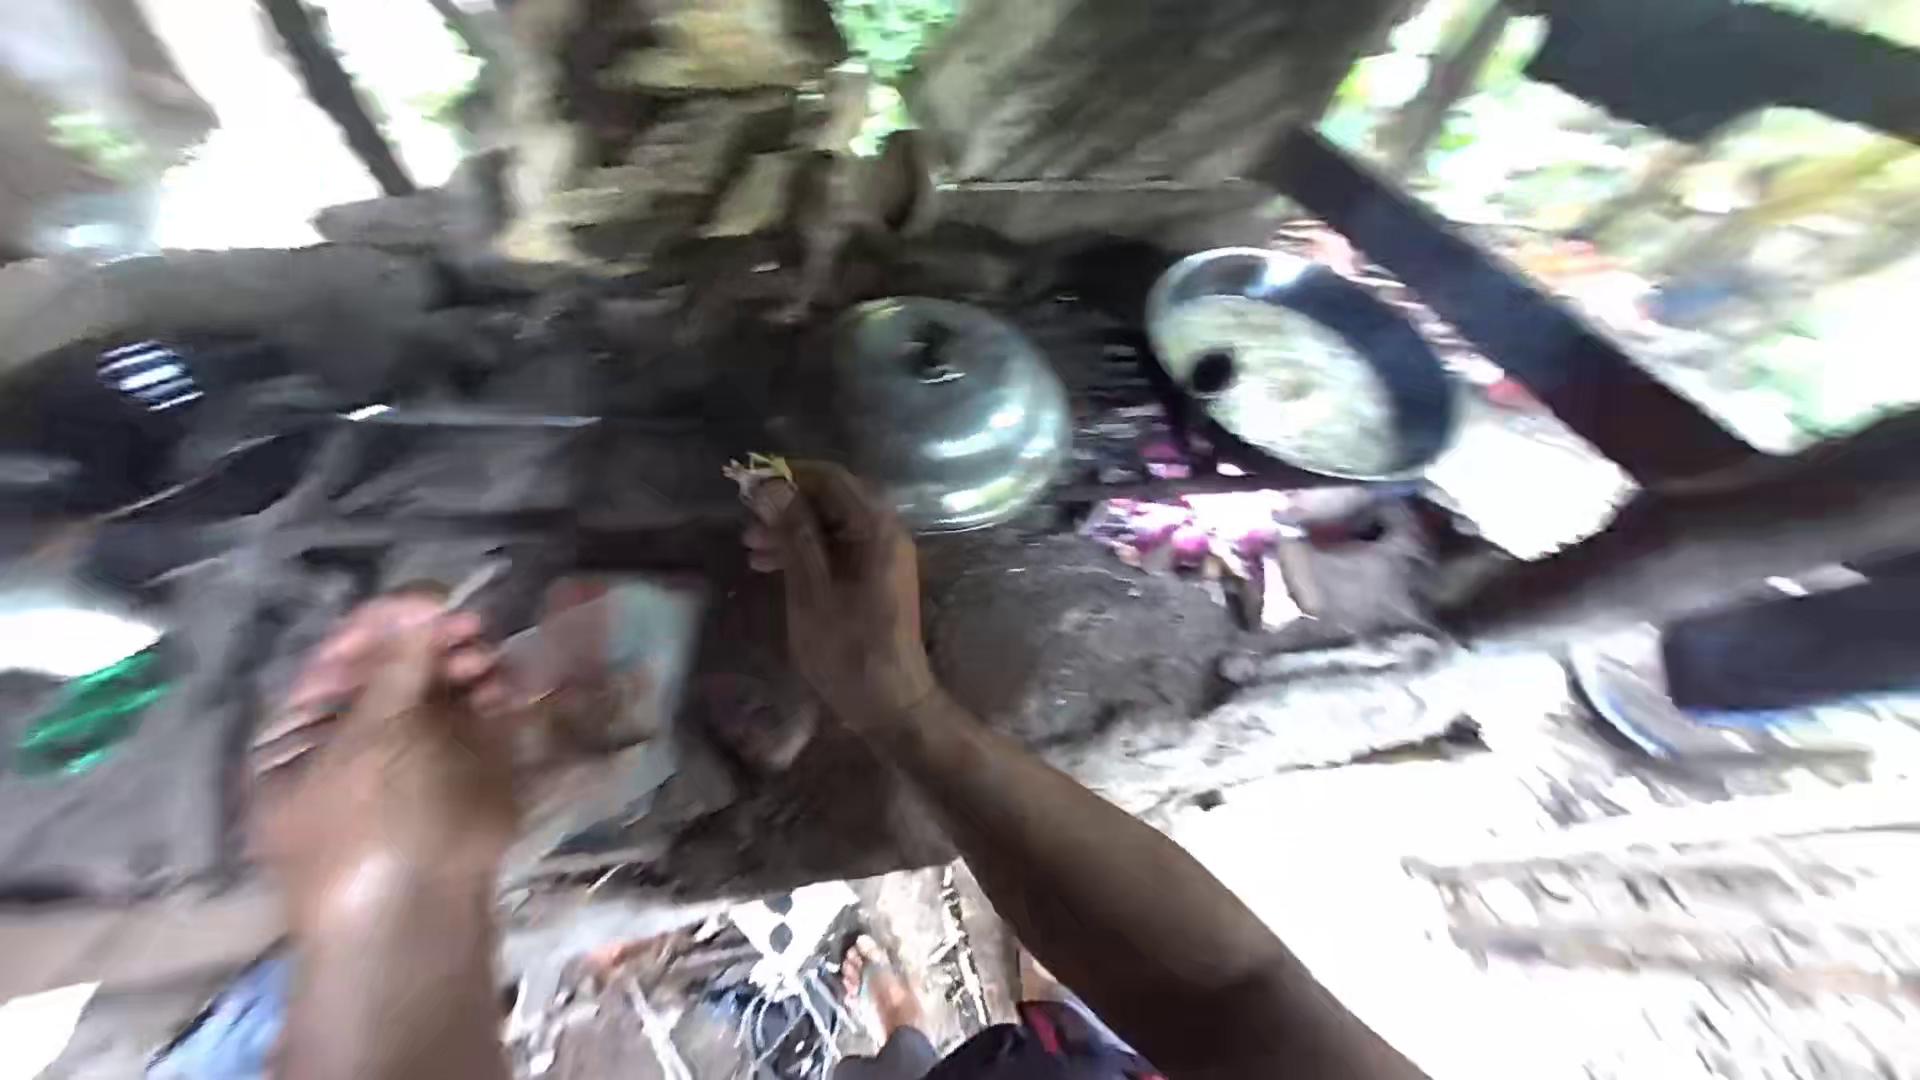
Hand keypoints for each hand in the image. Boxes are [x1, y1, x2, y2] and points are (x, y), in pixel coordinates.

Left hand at [252, 595, 519, 929]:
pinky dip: (497, 688)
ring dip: (468, 662)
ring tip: (486, 662)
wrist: (421, 897)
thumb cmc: (370, 819)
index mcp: (311, 728)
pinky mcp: (474, 747)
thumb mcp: (370, 738)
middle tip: (470, 625)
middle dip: (434, 641)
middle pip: (403, 663)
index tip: (429, 599)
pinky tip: (506, 687)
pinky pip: (486, 703)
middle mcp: (369, 725)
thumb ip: (398, 665)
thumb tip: (417, 602)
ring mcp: (425, 736)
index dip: (383, 625)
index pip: (344, 657)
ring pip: (449, 679)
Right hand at [743, 462, 935, 733]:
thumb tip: (770, 485)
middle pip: (833, 500)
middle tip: (747, 522)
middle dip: (788, 505)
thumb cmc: (848, 648)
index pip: (832, 479)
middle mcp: (886, 533)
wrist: (889, 701)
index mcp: (877, 529)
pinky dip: (808, 552)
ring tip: (750, 547)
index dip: (790, 475)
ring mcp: (883, 555)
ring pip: (832, 525)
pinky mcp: (875, 576)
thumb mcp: (811, 589)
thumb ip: (794, 533)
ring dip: (793, 530)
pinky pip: (839, 548)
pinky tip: (771, 565)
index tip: (750, 486)